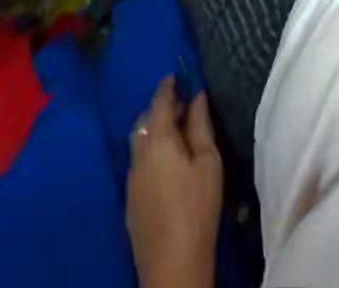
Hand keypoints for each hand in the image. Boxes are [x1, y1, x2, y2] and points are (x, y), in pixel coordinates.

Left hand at [127, 77, 221, 287]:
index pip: (159, 102)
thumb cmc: (197, 206)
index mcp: (158, 140)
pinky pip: (139, 161)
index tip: (176, 74)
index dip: (167, 86)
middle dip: (160, 107)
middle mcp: (138, 154)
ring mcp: (131, 178)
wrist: (172, 263)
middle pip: (144, 120)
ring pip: (139, 141)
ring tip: (177, 132)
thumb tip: (197, 97)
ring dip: (154, 129)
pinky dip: (151, 150)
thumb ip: (200, 126)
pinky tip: (168, 162)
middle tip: (183, 105)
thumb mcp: (208, 161)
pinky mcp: (130, 199)